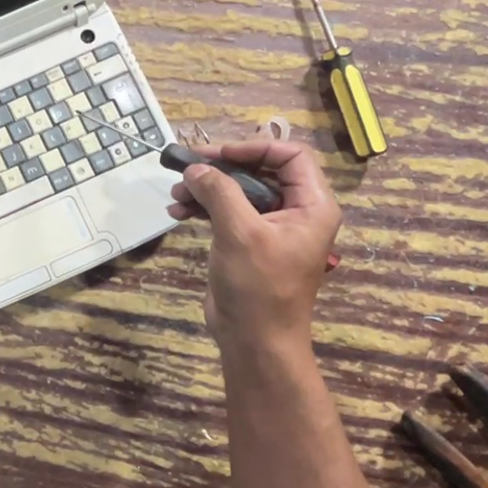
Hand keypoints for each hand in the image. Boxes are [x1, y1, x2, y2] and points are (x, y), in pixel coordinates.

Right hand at [167, 141, 341, 355]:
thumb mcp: (239, 232)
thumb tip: (195, 168)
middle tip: (187, 167)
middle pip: (260, 170)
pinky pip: (227, 212)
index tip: (217, 155)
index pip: (290, 155)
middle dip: (222, 168)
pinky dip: (203, 207)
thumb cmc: (258, 286)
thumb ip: (218, 192)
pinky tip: (177, 211)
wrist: (255, 340)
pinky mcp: (248, 243)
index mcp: (312, 205)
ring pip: (239, 190)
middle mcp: (295, 211)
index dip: (254, 148)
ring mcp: (270, 228)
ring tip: (175, 194)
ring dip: (206, 188)